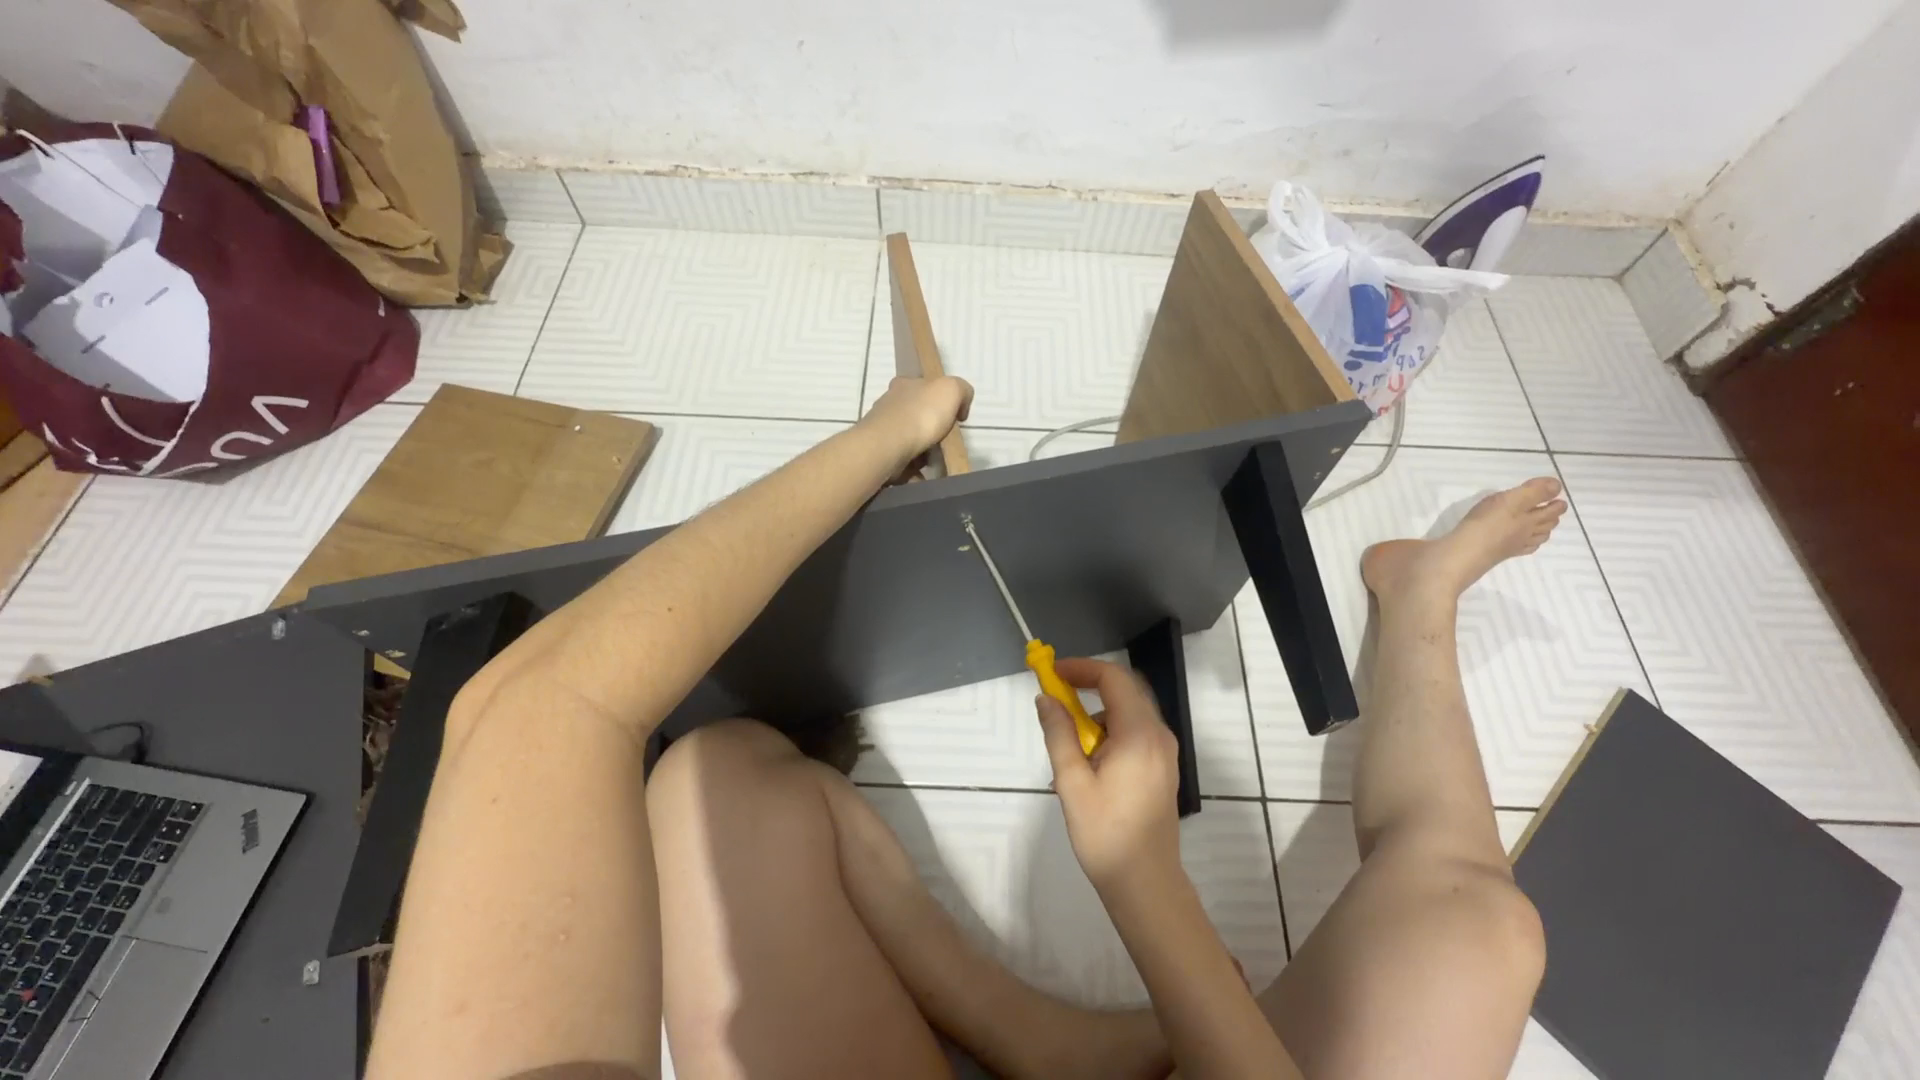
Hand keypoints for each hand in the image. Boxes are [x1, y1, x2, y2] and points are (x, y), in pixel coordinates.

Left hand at [858, 375, 972, 474]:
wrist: (888, 446)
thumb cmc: (921, 414)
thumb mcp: (951, 389)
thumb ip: (961, 390)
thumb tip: (961, 407)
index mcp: (904, 385)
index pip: (923, 387)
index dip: (939, 401)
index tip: (952, 418)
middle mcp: (889, 404)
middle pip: (915, 416)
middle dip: (931, 431)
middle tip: (944, 444)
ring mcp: (881, 430)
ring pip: (908, 440)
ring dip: (922, 453)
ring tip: (934, 464)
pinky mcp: (879, 453)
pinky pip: (900, 462)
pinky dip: (912, 470)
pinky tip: (921, 476)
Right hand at [1035, 658, 1181, 890]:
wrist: (1145, 882)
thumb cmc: (1104, 833)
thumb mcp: (1072, 782)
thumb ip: (1059, 734)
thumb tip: (1046, 699)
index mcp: (1139, 735)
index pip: (1113, 679)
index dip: (1081, 668)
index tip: (1051, 672)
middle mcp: (1158, 736)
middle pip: (1125, 690)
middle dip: (1088, 685)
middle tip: (1055, 695)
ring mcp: (1164, 752)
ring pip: (1130, 712)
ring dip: (1098, 711)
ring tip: (1067, 740)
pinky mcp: (1162, 767)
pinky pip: (1136, 733)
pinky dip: (1110, 730)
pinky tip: (1088, 760)